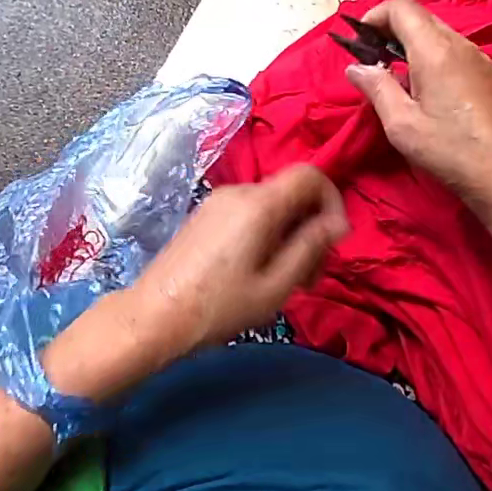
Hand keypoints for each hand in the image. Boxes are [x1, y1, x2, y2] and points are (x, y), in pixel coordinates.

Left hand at [52, 165, 345, 389]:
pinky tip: (260, 272)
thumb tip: (337, 222)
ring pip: (273, 206)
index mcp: (259, 205)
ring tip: (286, 281)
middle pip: (292, 194)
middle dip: (311, 228)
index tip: (334, 239)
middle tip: (310, 276)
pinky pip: (251, 214)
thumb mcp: (276, 286)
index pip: (310, 174)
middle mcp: (238, 192)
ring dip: (290, 236)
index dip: (332, 200)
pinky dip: (268, 235)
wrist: (154, 316)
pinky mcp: (206, 215)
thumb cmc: (219, 306)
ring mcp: (219, 201)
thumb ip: (311, 247)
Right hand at [346, 0, 491, 219]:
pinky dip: (428, 55)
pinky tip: (421, 87)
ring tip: (392, 75)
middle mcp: (459, 44)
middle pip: (420, 16)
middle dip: (389, 29)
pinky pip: (451, 49)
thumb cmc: (450, 150)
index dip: (375, 15)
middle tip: (370, 58)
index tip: (358, 40)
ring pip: (436, 32)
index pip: (402, 8)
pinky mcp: (486, 73)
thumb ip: (376, 88)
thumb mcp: (401, 123)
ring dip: (409, 43)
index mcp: (435, 50)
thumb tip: (356, 67)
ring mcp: (477, 57)